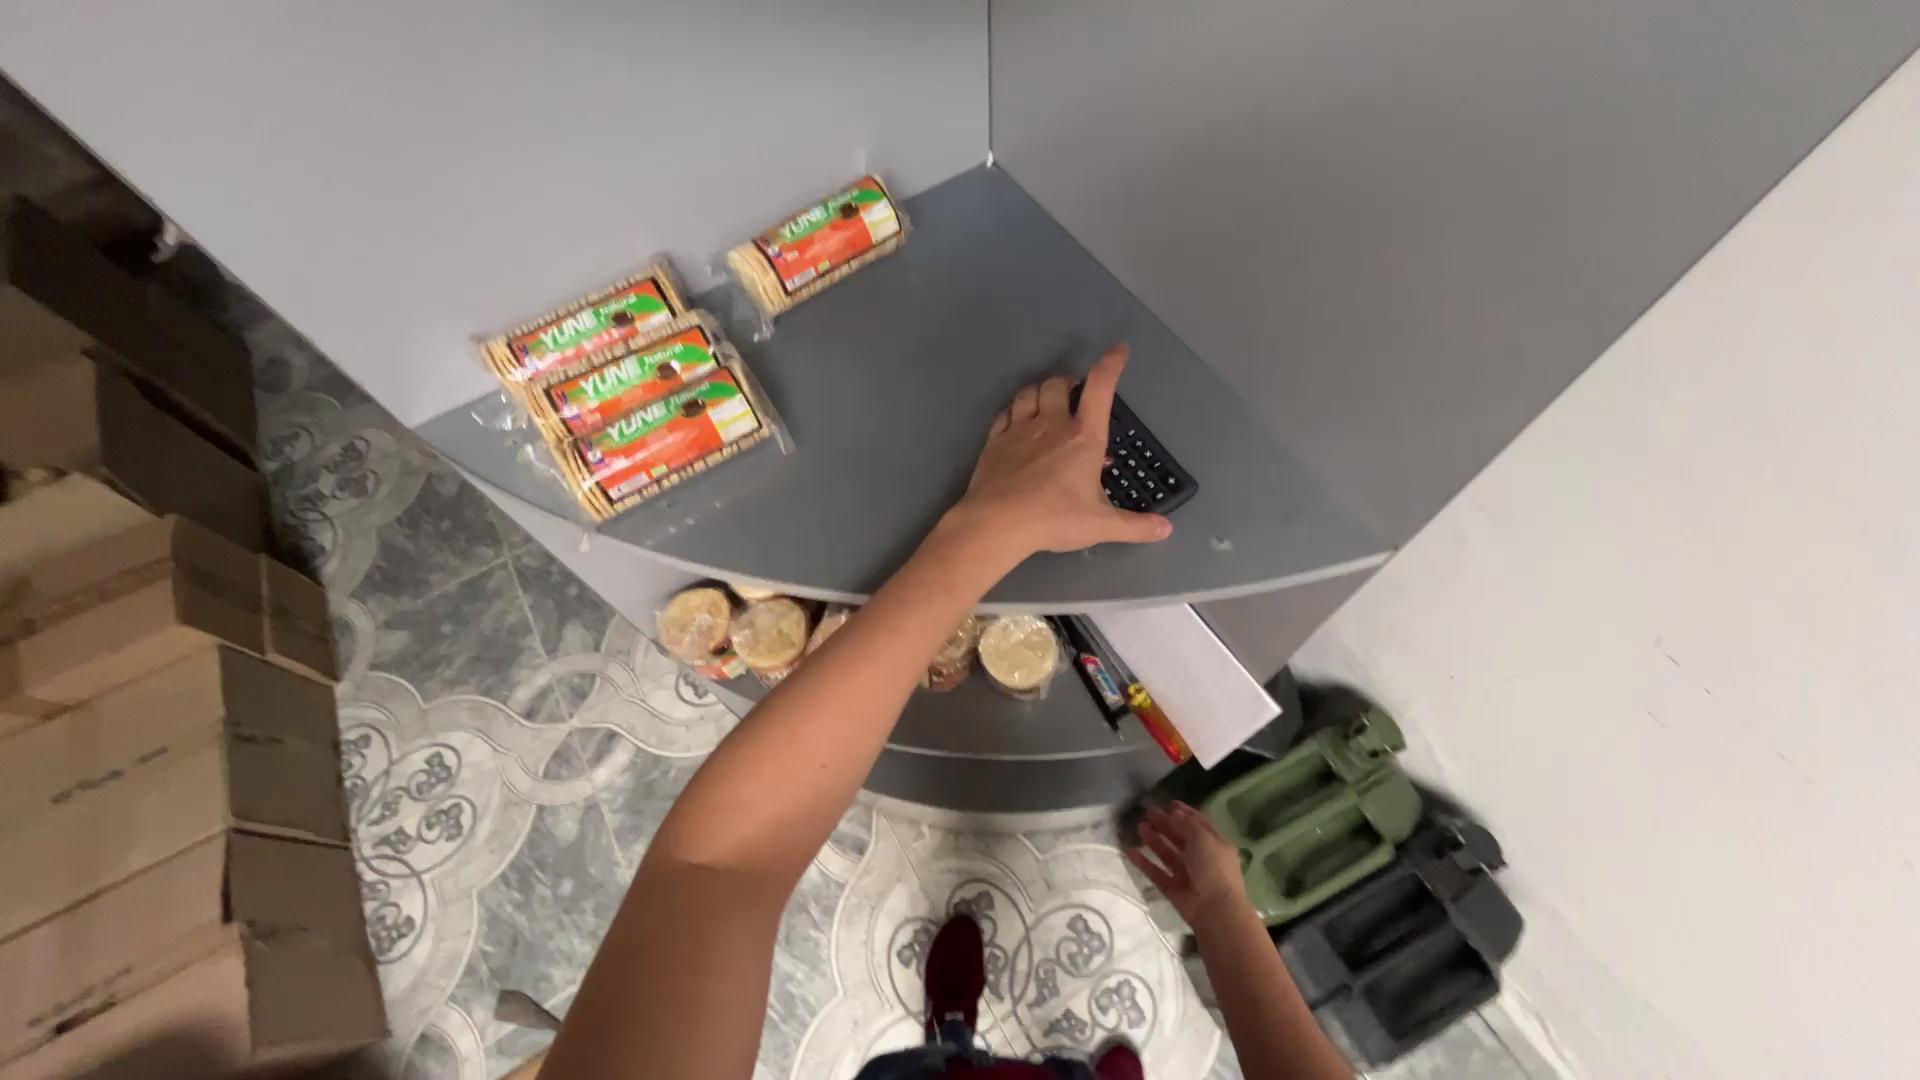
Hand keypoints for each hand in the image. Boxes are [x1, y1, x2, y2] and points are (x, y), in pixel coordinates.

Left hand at [952, 344, 1171, 556]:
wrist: (997, 524)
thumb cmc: (1054, 519)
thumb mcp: (1100, 525)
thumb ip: (1134, 526)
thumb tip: (1166, 529)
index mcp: (1083, 437)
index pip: (1100, 388)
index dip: (1111, 364)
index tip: (1119, 350)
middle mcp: (1051, 425)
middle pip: (1057, 384)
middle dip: (1068, 382)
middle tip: (1074, 393)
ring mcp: (1019, 430)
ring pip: (1028, 393)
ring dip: (1039, 390)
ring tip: (1045, 400)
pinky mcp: (994, 442)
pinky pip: (1005, 413)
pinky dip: (1014, 410)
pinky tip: (1016, 419)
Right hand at [1127, 802, 1248, 925]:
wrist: (1215, 911)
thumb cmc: (1214, 868)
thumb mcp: (1203, 838)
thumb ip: (1187, 824)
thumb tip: (1175, 812)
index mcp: (1215, 844)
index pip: (1199, 824)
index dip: (1185, 813)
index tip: (1169, 803)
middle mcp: (1201, 858)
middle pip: (1181, 838)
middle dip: (1166, 824)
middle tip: (1148, 812)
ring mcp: (1186, 874)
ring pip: (1167, 853)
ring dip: (1154, 839)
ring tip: (1139, 826)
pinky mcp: (1172, 889)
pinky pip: (1156, 872)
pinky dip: (1143, 862)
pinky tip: (1129, 850)